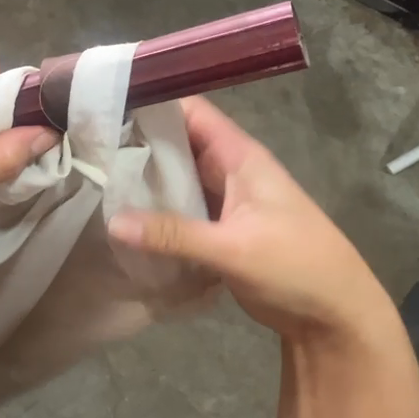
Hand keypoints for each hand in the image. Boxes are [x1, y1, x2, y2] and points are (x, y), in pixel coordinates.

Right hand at [107, 96, 397, 347]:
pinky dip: (149, 205)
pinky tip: (116, 210)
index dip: (151, 100)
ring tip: (89, 171)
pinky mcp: (215, 227)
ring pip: (172, 174)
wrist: (335, 317)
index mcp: (240, 158)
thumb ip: (173, 234)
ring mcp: (221, 199)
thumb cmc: (299, 268)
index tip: (102, 102)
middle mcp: (228, 170)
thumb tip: (112, 221)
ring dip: (138, 173)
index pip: (191, 111)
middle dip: (133, 138)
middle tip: (83, 143)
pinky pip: (175, 205)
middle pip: (174, 140)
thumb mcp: (234, 249)